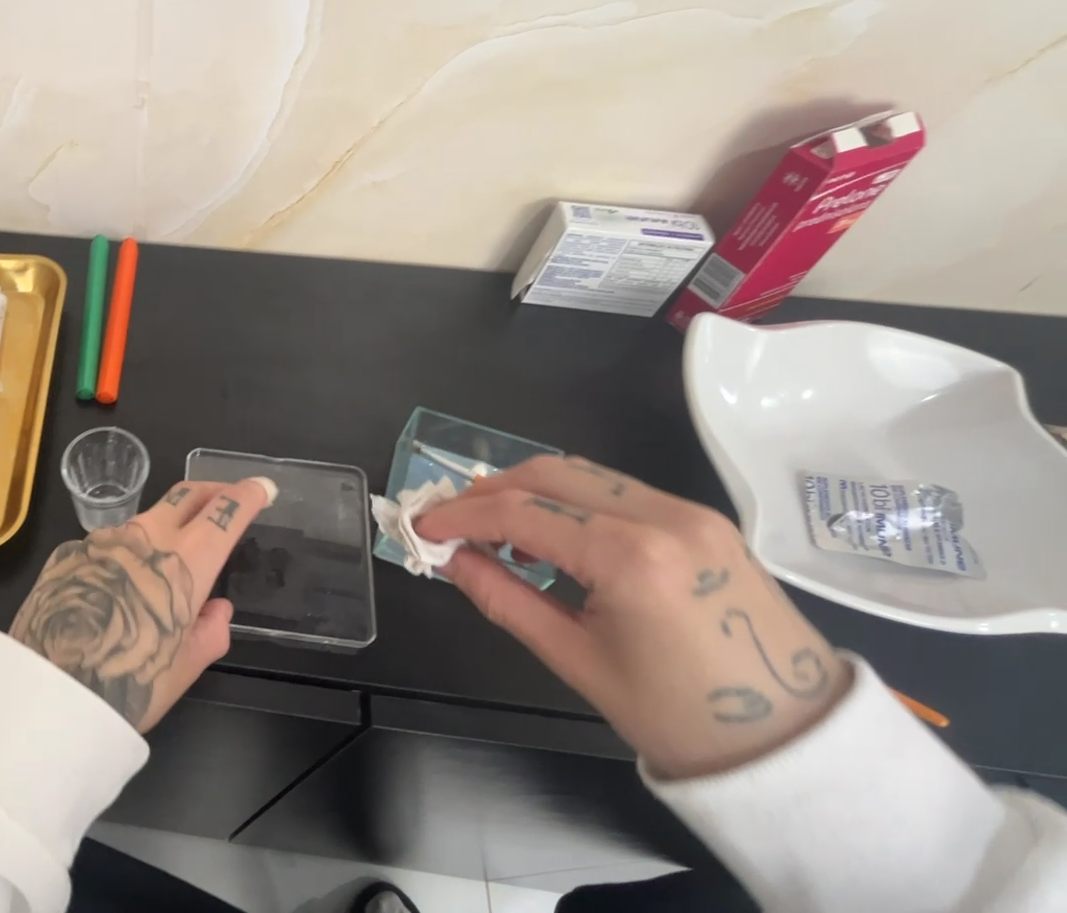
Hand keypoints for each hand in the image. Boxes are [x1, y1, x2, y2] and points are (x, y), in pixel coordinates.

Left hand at [10, 478, 275, 732]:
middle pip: (186, 494)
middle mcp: (147, 536)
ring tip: (171, 554)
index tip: (262, 487)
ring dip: (167, 524)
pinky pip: (111, 542)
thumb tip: (216, 609)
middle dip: (212, 490)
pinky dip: (129, 550)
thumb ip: (209, 633)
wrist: (48, 687)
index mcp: (187, 561)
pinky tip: (121, 582)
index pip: (225, 511)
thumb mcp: (184, 669)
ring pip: (146, 517)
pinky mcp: (71, 551)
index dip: (248, 495)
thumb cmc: (128, 682)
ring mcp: (104, 538)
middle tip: (225, 499)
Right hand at [416, 456, 852, 779]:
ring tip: (490, 528)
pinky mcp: (702, 518)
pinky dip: (565, 498)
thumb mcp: (572, 658)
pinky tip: (546, 532)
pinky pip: (614, 489)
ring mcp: (689, 511)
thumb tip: (448, 559)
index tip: (421, 528)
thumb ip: (501, 597)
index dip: (459, 516)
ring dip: (525, 489)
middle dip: (486, 491)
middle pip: (547, 473)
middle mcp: (663, 516)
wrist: (793, 743)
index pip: (520, 510)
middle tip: (449, 523)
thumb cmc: (674, 714)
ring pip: (581, 472)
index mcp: (631, 558)